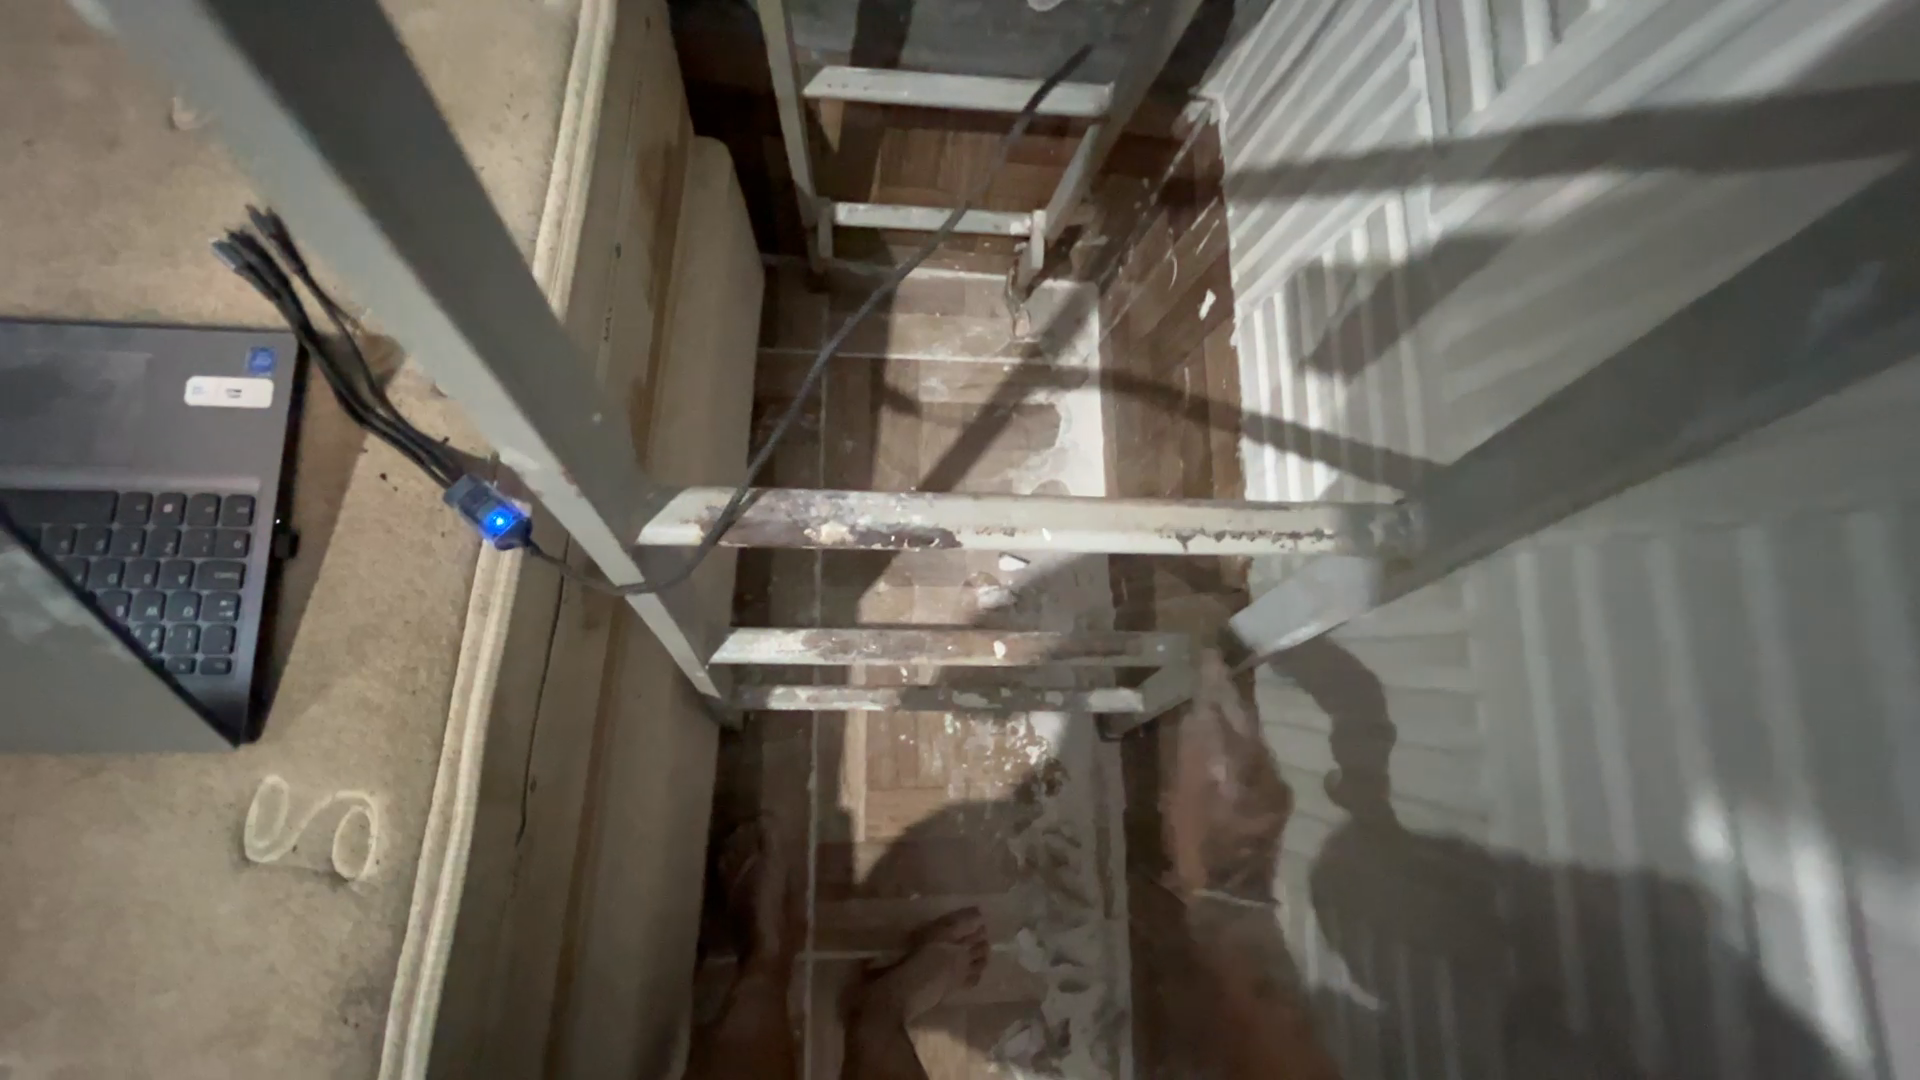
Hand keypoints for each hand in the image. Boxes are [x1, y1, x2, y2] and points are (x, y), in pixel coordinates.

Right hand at [1162, 651, 1291, 898]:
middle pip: (1240, 714)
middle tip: (1210, 665)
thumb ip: (1183, 749)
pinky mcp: (1279, 790)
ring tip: (1217, 694)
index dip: (1211, 679)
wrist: (1229, 893)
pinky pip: (1258, 751)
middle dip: (1225, 689)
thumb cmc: (1190, 845)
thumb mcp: (1176, 793)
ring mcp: (1271, 776)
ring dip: (1234, 712)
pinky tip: (1231, 738)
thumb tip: (1185, 710)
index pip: (1219, 707)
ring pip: (1250, 732)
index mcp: (1222, 761)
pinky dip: (1243, 738)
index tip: (1205, 653)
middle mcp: (1253, 763)